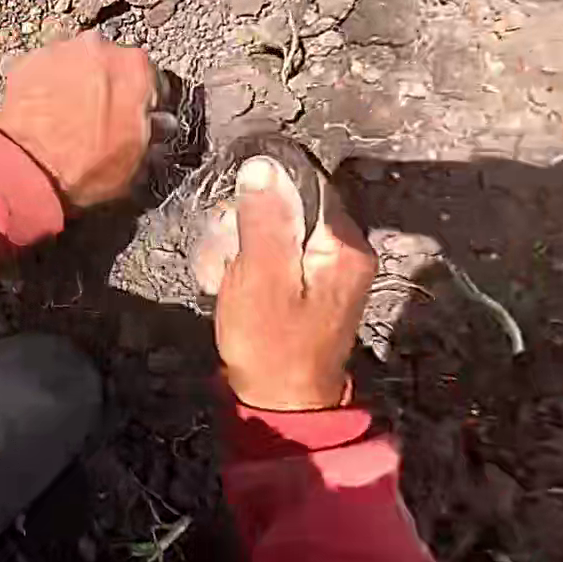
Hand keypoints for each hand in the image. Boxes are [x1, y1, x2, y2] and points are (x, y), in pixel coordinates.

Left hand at [0, 32, 157, 211]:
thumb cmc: (83, 165)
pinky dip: (39, 84)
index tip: (132, 114)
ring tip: (62, 114)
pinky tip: (39, 109)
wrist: (30, 168)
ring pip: (71, 62)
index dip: (140, 101)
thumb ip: (149, 129)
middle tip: (92, 116)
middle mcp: (97, 48)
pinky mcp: (23, 63)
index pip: (148, 77)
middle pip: (106, 63)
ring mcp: (57, 52)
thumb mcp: (135, 157)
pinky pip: (38, 69)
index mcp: (136, 66)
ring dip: (70, 81)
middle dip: (103, 86)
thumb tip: (155, 124)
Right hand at [213, 157, 376, 410]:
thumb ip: (264, 219)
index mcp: (342, 245)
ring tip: (220, 275)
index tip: (230, 209)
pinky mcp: (302, 282)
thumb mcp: (260, 275)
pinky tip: (226, 280)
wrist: (278, 395)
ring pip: (268, 229)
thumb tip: (261, 166)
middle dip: (240, 225)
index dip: (262, 189)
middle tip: (223, 258)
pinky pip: (267, 252)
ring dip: (233, 245)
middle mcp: (341, 250)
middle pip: (283, 208)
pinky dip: (241, 261)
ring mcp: (323, 268)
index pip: (304, 186)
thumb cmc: (269, 337)